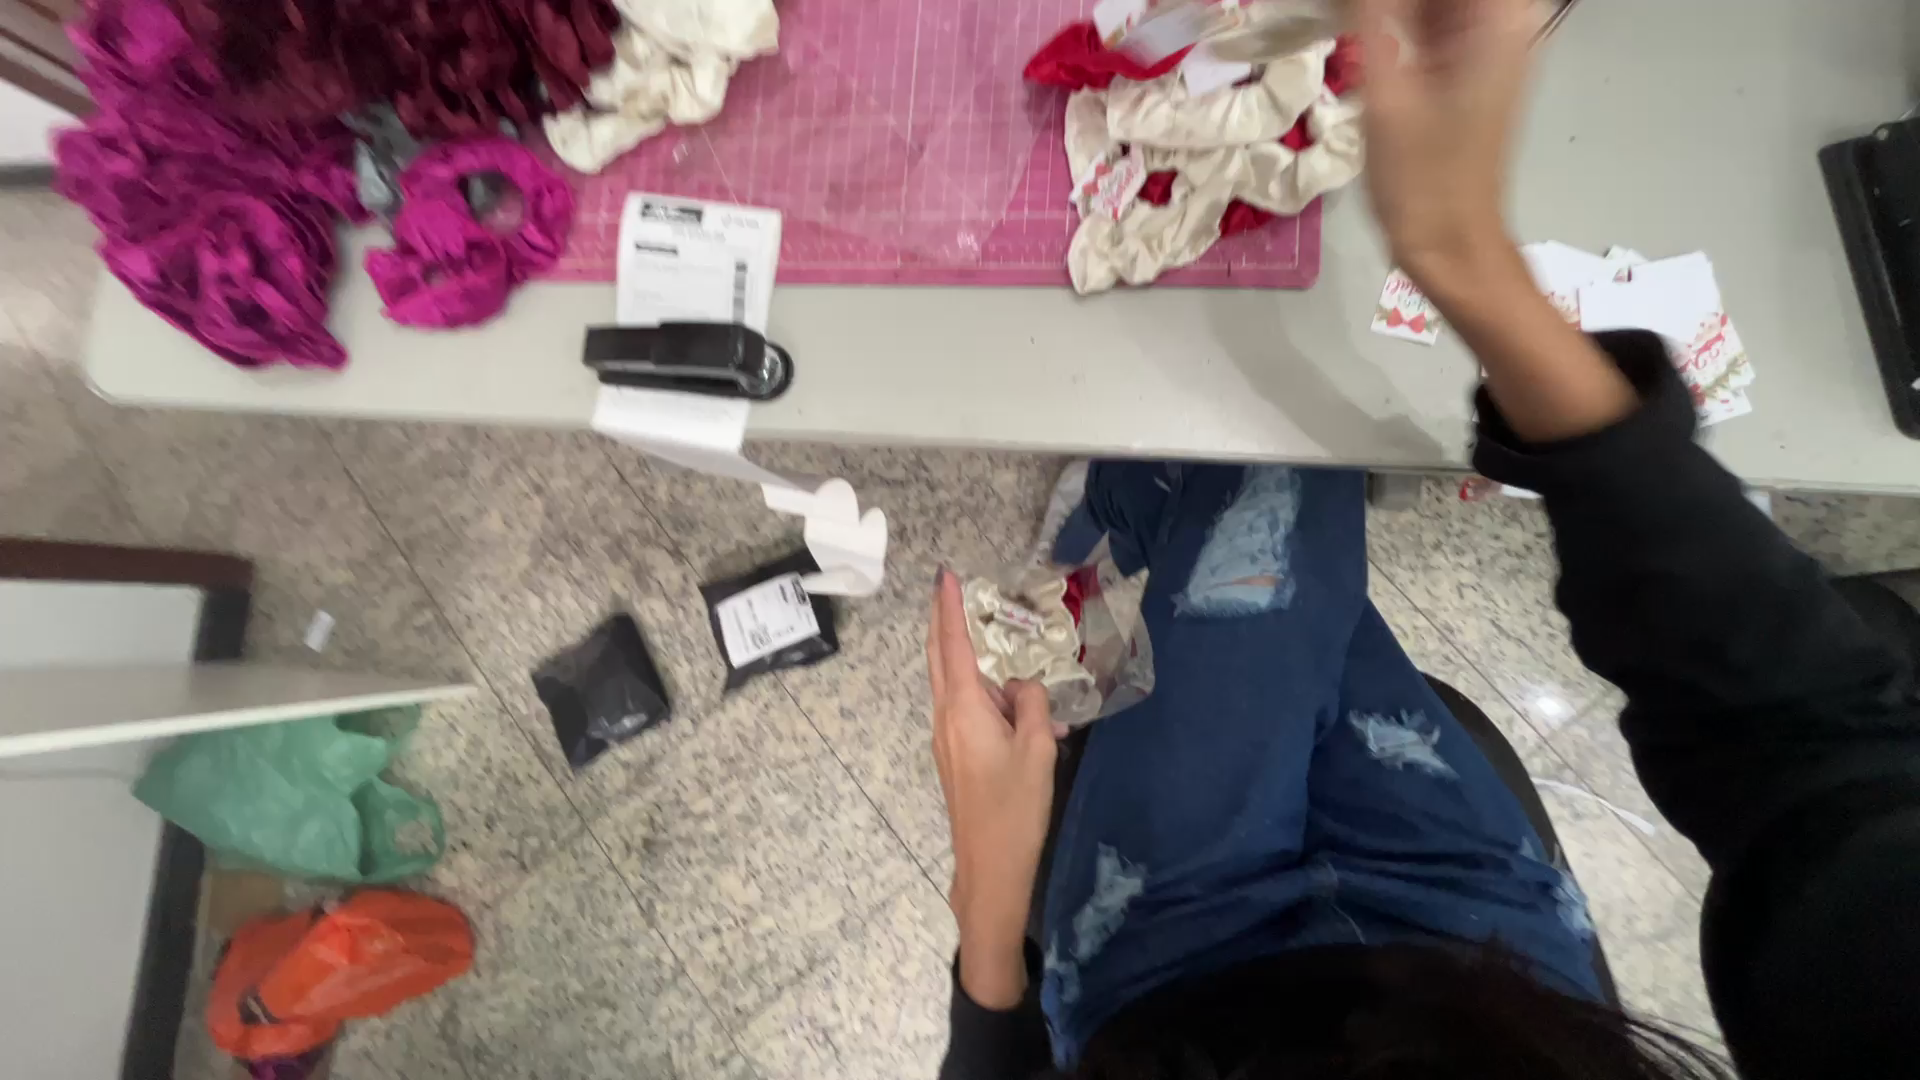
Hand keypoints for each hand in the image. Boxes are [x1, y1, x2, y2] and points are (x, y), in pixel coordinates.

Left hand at [927, 567, 1056, 1008]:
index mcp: (964, 708)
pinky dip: (984, 695)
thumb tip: (1021, 685)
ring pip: (954, 684)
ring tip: (1001, 659)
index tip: (945, 576)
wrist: (989, 868)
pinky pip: (966, 709)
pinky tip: (1021, 715)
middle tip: (950, 589)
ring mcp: (946, 737)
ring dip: (971, 662)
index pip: (952, 644)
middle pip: (939, 657)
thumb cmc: (1015, 807)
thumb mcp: (1038, 749)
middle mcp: (946, 716)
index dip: (948, 607)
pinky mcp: (954, 755)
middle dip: (943, 621)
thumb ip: (1031, 704)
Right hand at [1357, 0, 1541, 291]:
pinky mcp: (1465, 72)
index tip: (1347, 9)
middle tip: (1339, 17)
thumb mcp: (1388, 98)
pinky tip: (1361, 45)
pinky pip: (1429, 29)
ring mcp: (1486, 46)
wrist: (1448, 243)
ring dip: (1385, 13)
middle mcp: (1504, 19)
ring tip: (1345, 27)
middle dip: (1387, 4)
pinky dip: (1393, 29)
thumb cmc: (1421, 182)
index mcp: (1499, 16)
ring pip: (1431, 8)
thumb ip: (1372, 20)